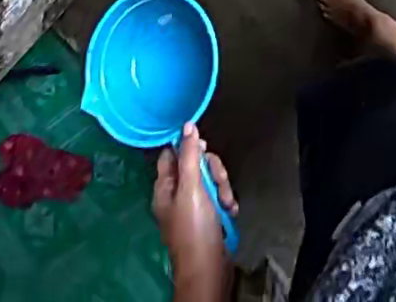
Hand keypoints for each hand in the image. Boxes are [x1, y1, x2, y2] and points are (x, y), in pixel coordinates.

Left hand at [153, 124, 236, 294]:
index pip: (172, 154)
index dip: (188, 147)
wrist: (209, 270)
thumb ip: (190, 155)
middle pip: (195, 164)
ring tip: (227, 203)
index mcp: (165, 187)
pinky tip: (230, 211)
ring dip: (222, 187)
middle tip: (219, 182)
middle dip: (212, 170)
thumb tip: (187, 124)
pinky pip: (217, 196)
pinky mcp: (207, 216)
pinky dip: (225, 201)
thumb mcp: (191, 187)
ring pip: (209, 179)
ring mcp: (192, 206)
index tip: (204, 147)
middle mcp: (176, 194)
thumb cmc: (194, 227)